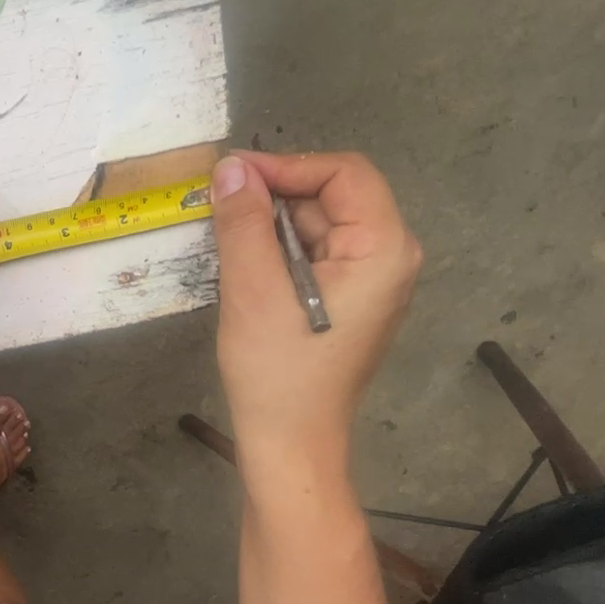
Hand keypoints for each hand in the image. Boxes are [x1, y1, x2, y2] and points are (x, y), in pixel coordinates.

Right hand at [211, 151, 422, 461]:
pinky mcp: (346, 300)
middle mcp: (389, 256)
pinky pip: (311, 256)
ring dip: (268, 224)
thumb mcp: (252, 290)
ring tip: (221, 234)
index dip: (285, 165)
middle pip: (332, 198)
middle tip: (215, 204)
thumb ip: (243, 223)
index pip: (344, 174)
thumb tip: (230, 167)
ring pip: (317, 227)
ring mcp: (370, 281)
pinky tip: (241, 263)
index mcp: (383, 248)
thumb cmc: (276, 367)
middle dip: (273, 195)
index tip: (227, 174)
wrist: (289, 438)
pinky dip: (275, 250)